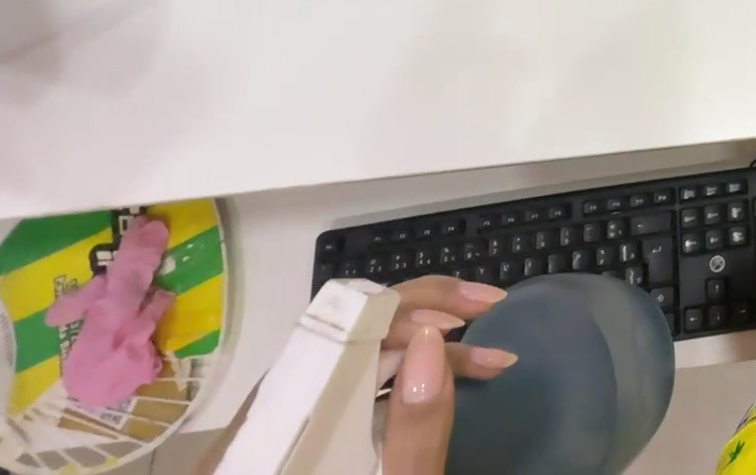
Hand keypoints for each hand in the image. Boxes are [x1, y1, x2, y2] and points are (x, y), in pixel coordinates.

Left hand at [196, 276, 516, 473]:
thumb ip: (413, 427)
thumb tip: (433, 336)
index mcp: (264, 438)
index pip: (335, 333)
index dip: (407, 306)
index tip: (474, 313)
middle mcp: (261, 427)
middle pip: (347, 338)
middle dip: (430, 316)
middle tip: (494, 308)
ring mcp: (277, 439)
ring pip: (356, 361)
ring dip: (430, 348)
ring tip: (494, 360)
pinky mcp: (298, 450)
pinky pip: (354, 390)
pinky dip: (410, 377)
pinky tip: (451, 380)